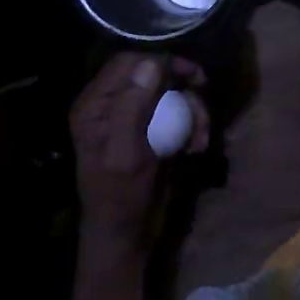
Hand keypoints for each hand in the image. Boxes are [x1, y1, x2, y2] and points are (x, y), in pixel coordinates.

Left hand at [68, 53, 208, 248]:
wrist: (128, 238)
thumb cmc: (121, 196)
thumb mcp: (126, 152)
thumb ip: (133, 105)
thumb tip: (152, 63)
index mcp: (96, 104)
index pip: (129, 62)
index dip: (161, 61)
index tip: (190, 74)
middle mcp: (112, 105)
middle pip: (153, 74)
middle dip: (181, 86)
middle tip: (203, 91)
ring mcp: (134, 119)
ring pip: (171, 94)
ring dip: (192, 110)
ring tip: (201, 137)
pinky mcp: (153, 133)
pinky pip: (178, 114)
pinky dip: (193, 126)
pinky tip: (196, 147)